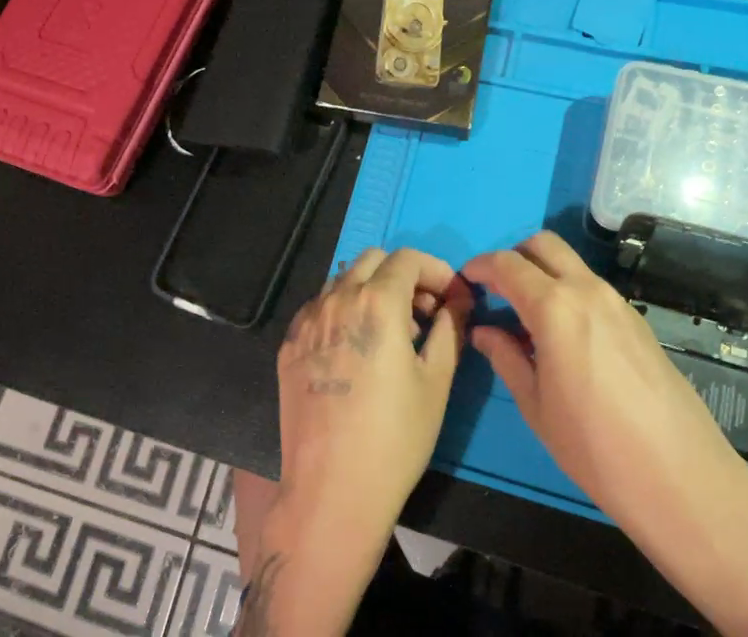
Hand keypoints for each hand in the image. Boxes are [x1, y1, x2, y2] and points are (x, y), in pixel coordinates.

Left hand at [276, 246, 471, 538]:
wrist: (332, 488)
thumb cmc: (396, 436)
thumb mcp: (437, 380)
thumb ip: (450, 328)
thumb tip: (458, 301)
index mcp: (376, 302)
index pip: (408, 259)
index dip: (436, 271)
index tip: (451, 297)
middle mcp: (336, 300)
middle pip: (372, 261)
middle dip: (403, 276)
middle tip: (424, 313)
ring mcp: (306, 322)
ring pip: (342, 282)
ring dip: (371, 291)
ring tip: (391, 335)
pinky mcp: (289, 346)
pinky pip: (318, 310)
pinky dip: (343, 313)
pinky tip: (356, 351)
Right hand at [461, 231, 746, 534]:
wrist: (678, 474)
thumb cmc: (593, 445)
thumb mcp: (535, 405)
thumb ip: (506, 358)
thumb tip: (485, 331)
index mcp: (555, 307)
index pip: (508, 265)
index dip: (481, 266)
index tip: (466, 280)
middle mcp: (588, 291)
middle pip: (544, 246)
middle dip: (515, 257)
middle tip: (496, 290)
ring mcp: (618, 303)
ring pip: (572, 265)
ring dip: (544, 275)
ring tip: (526, 318)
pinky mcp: (638, 322)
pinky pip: (593, 290)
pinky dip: (568, 294)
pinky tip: (562, 337)